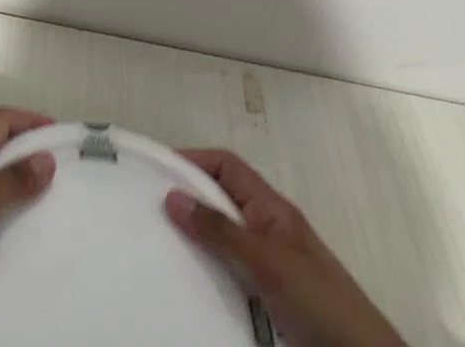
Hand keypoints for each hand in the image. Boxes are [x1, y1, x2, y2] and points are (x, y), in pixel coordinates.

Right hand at [165, 149, 404, 346]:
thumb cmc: (321, 304)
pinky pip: (223, 269)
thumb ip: (221, 231)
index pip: (227, 166)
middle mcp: (266, 229)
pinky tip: (180, 281)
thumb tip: (172, 196)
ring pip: (218, 236)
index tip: (154, 169)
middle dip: (184, 197)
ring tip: (153, 242)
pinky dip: (201, 268)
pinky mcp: (262, 295)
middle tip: (143, 207)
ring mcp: (265, 263)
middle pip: (219, 198)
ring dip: (190, 235)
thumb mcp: (269, 262)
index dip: (192, 160)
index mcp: (272, 209)